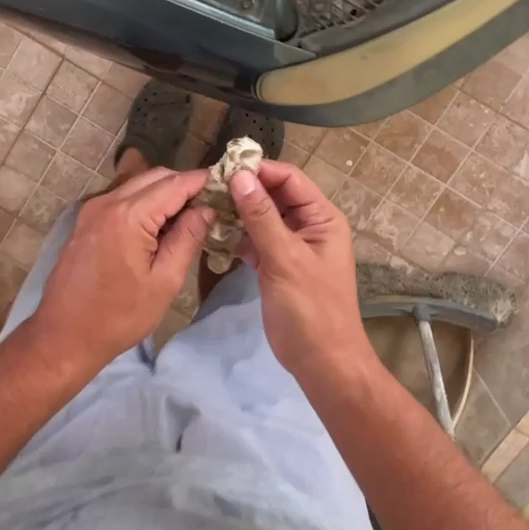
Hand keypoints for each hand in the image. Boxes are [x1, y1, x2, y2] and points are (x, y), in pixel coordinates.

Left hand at [27, 167, 212, 370]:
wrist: (64, 335)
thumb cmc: (119, 316)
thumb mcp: (164, 281)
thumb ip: (187, 239)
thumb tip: (207, 209)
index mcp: (129, 215)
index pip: (175, 183)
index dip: (203, 182)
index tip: (227, 187)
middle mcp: (108, 201)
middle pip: (156, 177)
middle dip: (185, 186)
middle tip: (211, 207)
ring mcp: (93, 208)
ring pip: (139, 184)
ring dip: (165, 193)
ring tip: (189, 218)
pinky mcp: (86, 219)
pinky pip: (123, 198)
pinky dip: (145, 202)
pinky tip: (159, 227)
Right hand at [229, 161, 377, 391]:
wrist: (322, 362)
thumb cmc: (311, 309)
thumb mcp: (285, 259)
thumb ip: (261, 217)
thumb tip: (240, 177)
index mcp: (321, 218)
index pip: (290, 179)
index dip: (260, 170)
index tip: (224, 167)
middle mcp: (308, 226)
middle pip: (274, 195)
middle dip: (244, 189)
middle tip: (208, 185)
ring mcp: (292, 246)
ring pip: (262, 217)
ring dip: (238, 211)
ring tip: (206, 205)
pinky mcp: (277, 264)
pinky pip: (255, 239)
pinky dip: (237, 235)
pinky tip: (214, 233)